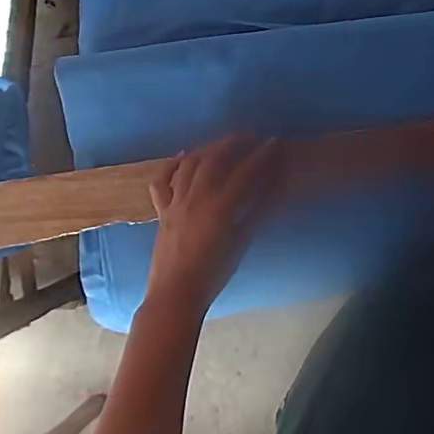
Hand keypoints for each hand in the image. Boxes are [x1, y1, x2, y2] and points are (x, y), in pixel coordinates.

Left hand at [145, 135, 283, 313]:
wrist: (175, 295)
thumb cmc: (214, 274)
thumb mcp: (240, 244)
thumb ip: (254, 215)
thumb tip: (269, 193)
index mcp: (220, 207)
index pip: (244, 173)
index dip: (260, 156)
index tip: (272, 143)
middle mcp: (196, 198)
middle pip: (215, 160)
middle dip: (232, 144)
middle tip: (248, 137)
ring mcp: (176, 202)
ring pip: (190, 165)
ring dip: (207, 149)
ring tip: (221, 145)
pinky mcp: (162, 211)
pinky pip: (162, 182)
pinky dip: (171, 165)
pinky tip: (183, 156)